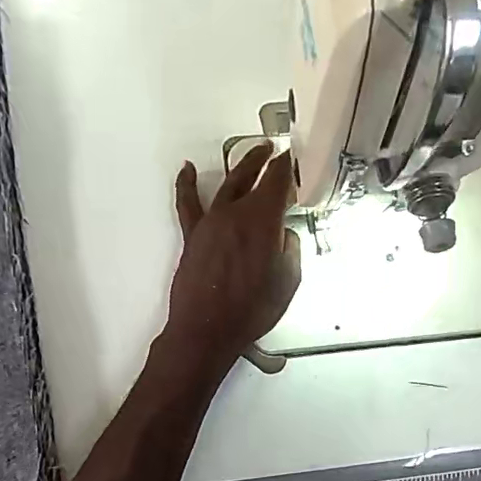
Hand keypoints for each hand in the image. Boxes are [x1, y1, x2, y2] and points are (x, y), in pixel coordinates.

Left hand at [162, 145, 300, 371]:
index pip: (278, 182)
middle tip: (275, 151)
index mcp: (263, 222)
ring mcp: (211, 222)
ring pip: (227, 184)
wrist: (208, 329)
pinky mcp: (193, 235)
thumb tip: (285, 236)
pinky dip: (187, 184)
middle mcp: (236, 214)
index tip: (293, 158)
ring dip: (241, 166)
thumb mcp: (288, 282)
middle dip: (266, 161)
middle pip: (253, 177)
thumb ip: (290, 251)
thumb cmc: (250, 310)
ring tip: (252, 155)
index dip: (287, 167)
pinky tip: (188, 170)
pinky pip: (189, 203)